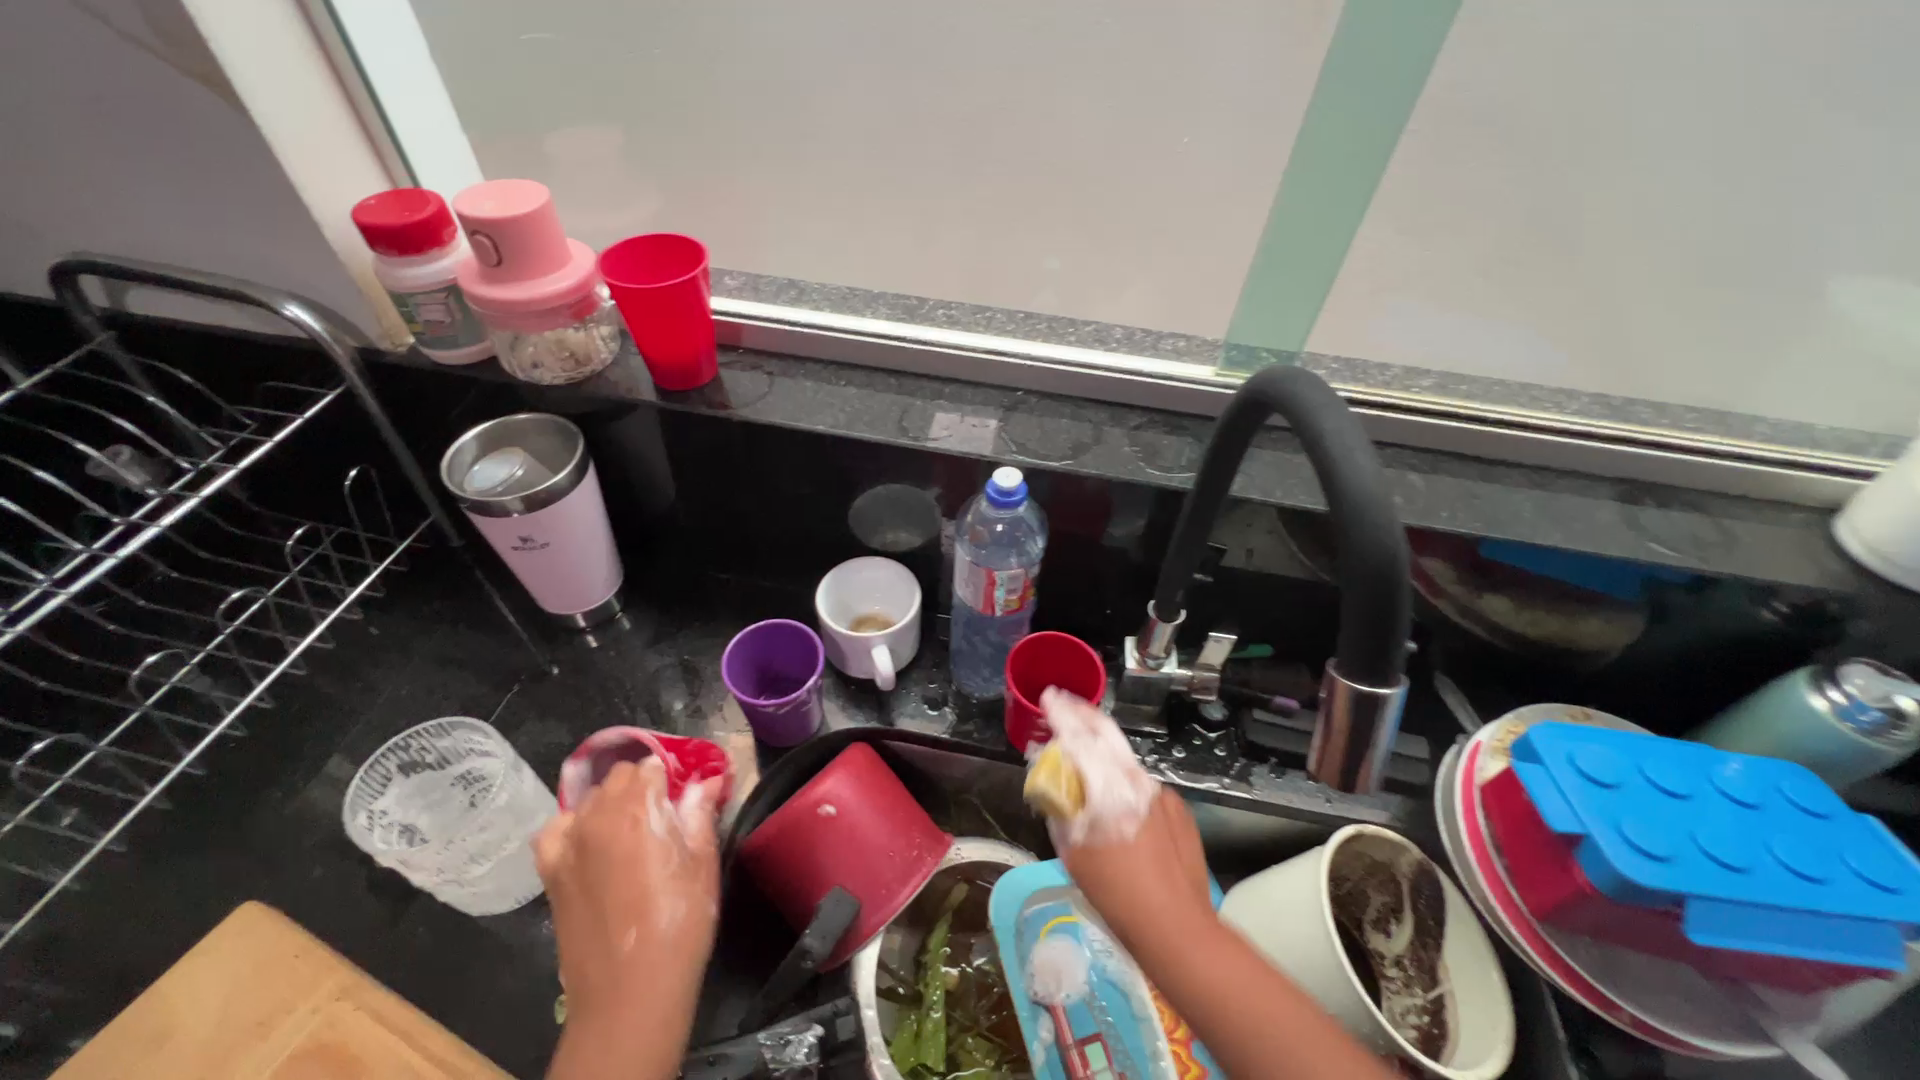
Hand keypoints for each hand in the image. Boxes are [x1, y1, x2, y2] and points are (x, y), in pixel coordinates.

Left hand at [534, 757, 720, 1025]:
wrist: (629, 990)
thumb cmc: (680, 924)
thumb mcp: (703, 864)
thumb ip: (700, 814)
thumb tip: (704, 781)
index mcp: (638, 807)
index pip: (652, 766)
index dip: (673, 777)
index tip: (687, 796)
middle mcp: (597, 814)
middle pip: (619, 778)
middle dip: (642, 787)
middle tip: (664, 819)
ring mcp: (567, 842)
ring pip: (590, 800)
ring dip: (611, 805)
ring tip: (630, 837)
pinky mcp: (549, 870)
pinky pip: (557, 829)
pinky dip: (573, 827)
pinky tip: (590, 844)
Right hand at [1038, 689, 1210, 944]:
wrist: (1176, 927)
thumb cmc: (1114, 893)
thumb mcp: (1072, 850)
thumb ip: (1062, 806)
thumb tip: (1054, 780)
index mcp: (1109, 786)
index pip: (1082, 735)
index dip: (1064, 713)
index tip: (1050, 696)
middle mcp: (1139, 781)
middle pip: (1108, 739)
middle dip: (1084, 720)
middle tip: (1066, 710)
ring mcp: (1164, 796)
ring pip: (1126, 768)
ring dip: (1105, 760)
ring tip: (1088, 773)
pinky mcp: (1180, 812)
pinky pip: (1145, 791)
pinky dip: (1127, 789)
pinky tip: (1122, 813)